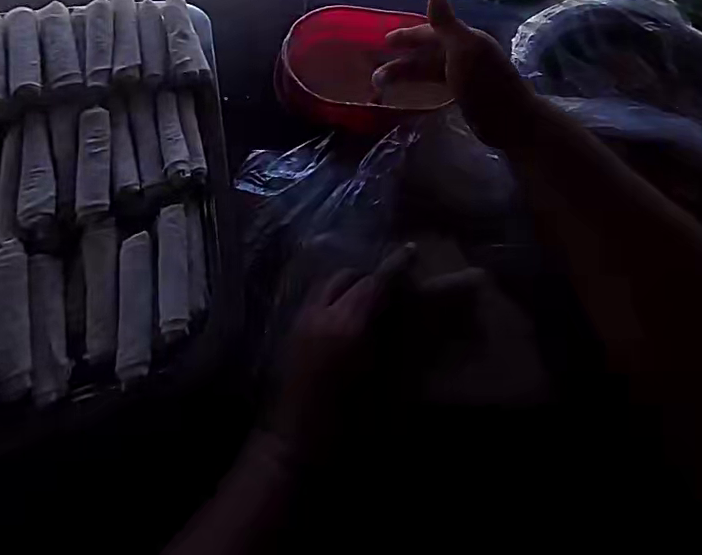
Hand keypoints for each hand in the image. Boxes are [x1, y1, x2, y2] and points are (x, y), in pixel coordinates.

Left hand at [268, 245, 414, 452]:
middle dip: (370, 277)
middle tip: (392, 289)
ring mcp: (301, 320)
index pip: (373, 284)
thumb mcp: (381, 393)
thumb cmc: (344, 433)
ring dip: (349, 284)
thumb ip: (390, 346)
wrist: (290, 451)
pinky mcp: (290, 332)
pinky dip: (334, 296)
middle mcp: (320, 314)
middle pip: (347, 276)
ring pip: (327, 283)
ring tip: (369, 301)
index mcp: (346, 328)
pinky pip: (315, 298)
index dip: (394, 266)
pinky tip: (346, 316)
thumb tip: (402, 318)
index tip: (411, 251)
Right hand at [373, 0, 538, 149]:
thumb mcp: (463, 49)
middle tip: (376, 71)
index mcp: (463, 40)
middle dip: (401, 60)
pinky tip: (409, 96)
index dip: (408, 35)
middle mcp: (463, 55)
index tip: (385, 40)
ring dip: (404, 76)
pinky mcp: (464, 97)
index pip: (430, 32)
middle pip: (426, 54)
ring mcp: (464, 77)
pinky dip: (419, 88)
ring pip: (427, 72)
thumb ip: (446, 22)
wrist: (512, 122)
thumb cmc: (485, 83)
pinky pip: (434, 87)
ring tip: (380, 85)